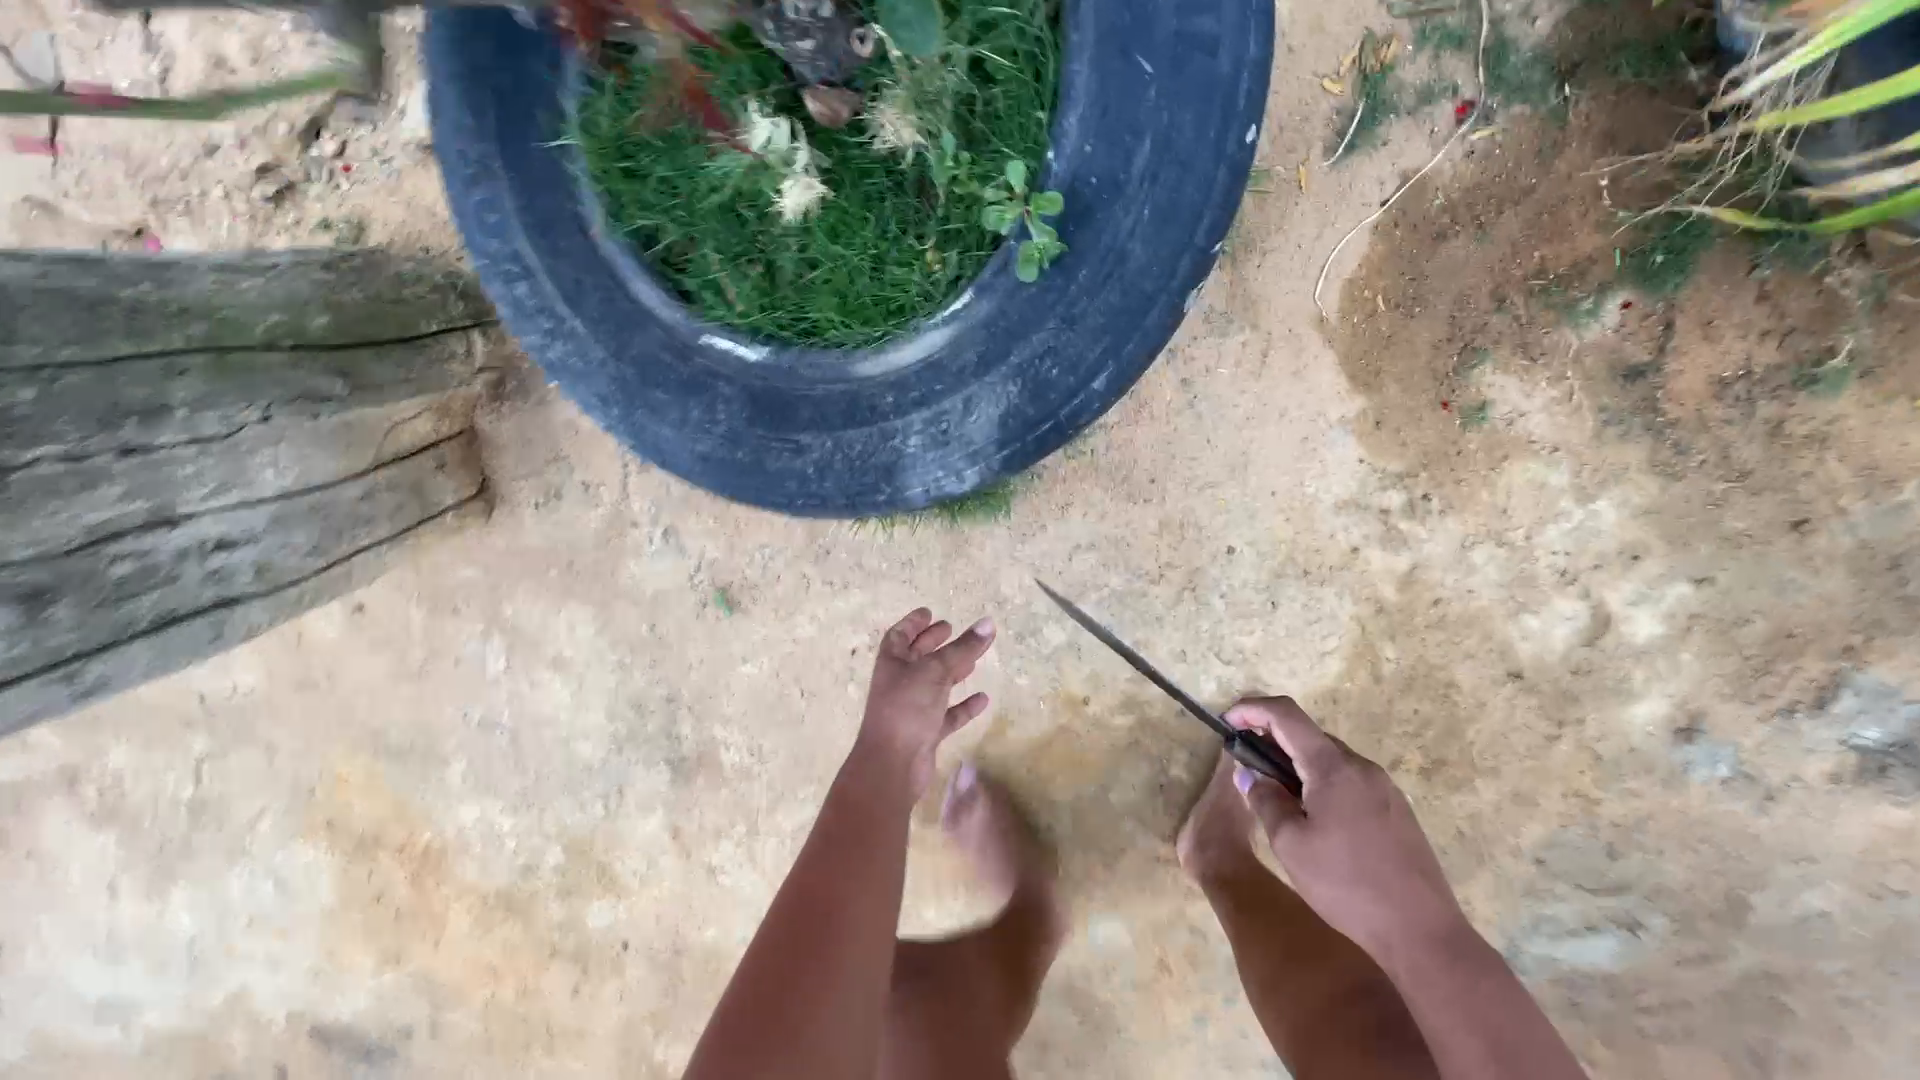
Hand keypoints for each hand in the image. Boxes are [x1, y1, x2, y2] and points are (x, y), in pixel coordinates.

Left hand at [857, 608, 995, 794]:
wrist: (892, 764)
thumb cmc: (906, 708)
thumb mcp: (935, 671)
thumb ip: (963, 648)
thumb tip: (988, 623)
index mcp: (892, 663)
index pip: (899, 636)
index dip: (913, 623)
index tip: (929, 612)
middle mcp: (899, 684)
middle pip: (917, 657)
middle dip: (932, 643)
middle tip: (951, 629)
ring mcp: (912, 709)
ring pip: (934, 685)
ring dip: (951, 672)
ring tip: (972, 660)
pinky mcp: (926, 733)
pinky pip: (947, 714)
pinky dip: (963, 706)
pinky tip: (982, 698)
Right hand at [1227, 697, 1469, 958]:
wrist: (1421, 931)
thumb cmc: (1346, 884)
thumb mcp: (1290, 844)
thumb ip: (1265, 800)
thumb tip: (1250, 774)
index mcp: (1333, 767)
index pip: (1286, 715)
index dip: (1252, 709)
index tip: (1227, 721)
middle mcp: (1361, 767)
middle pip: (1309, 735)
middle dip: (1272, 739)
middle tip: (1246, 765)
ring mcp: (1384, 788)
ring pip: (1329, 760)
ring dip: (1296, 764)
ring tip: (1275, 795)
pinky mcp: (1396, 809)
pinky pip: (1349, 780)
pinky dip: (1320, 782)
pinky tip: (1313, 817)